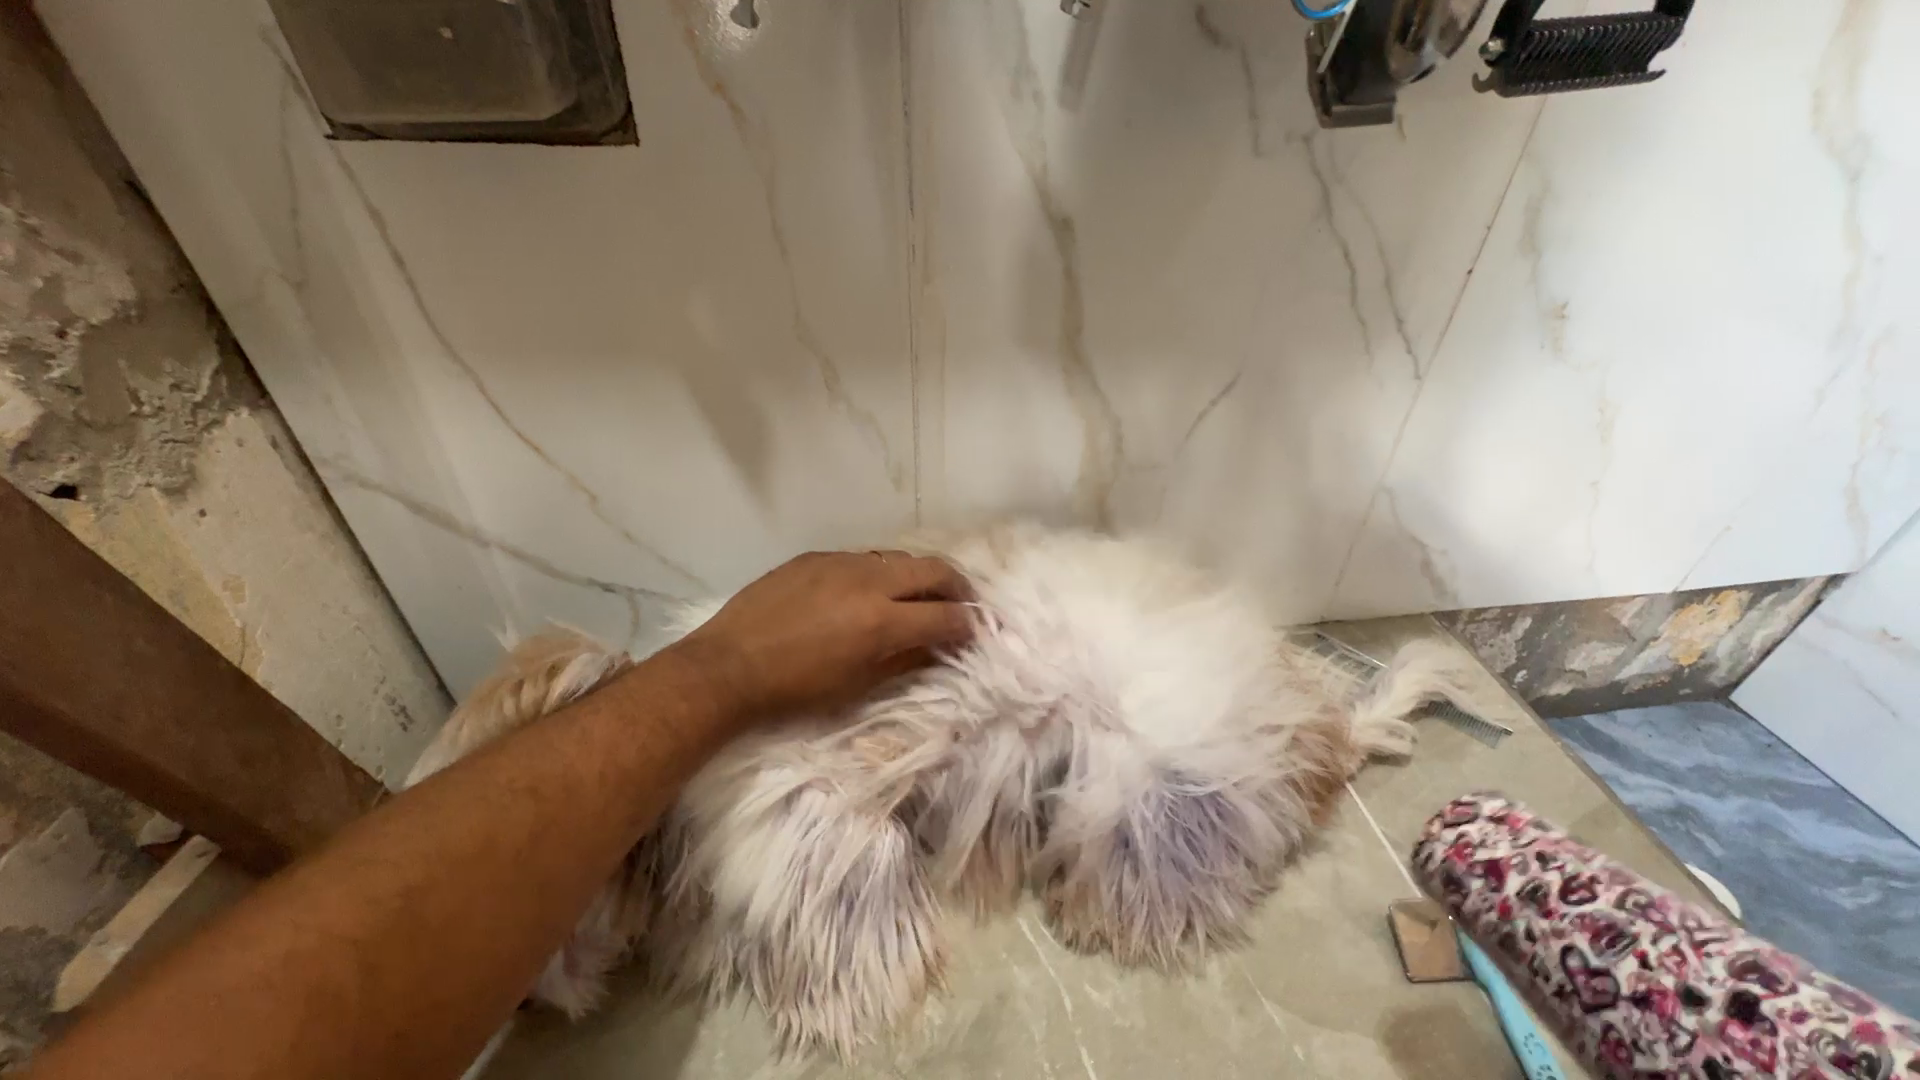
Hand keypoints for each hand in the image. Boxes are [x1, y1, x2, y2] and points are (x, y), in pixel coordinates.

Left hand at [670, 550, 974, 721]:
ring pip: (898, 558)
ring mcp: (841, 563)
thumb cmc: (796, 689)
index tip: (976, 631)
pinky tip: (869, 591)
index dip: (969, 624)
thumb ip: (906, 660)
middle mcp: (868, 582)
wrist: (729, 666)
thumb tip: (939, 647)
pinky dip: (881, 572)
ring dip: (919, 576)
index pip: (945, 615)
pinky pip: (863, 558)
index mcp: (881, 622)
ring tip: (919, 595)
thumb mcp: (857, 685)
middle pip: (933, 570)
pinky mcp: (816, 557)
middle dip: (957, 587)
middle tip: (962, 604)